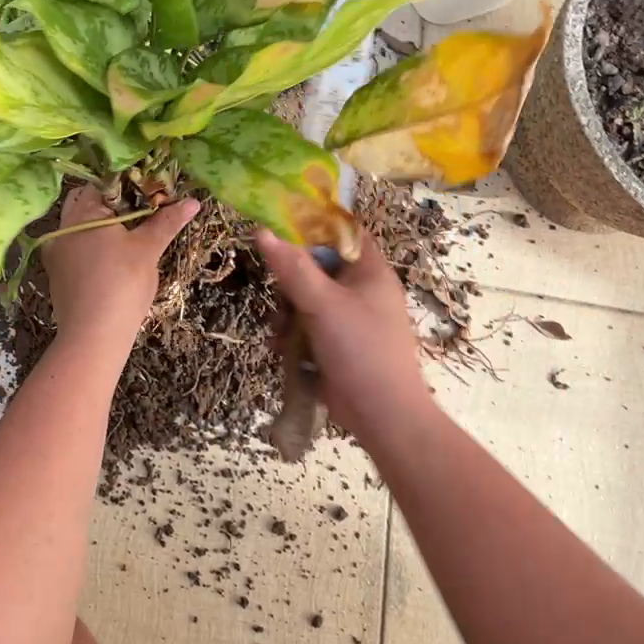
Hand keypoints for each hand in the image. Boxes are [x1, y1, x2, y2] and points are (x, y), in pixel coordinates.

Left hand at [42, 186, 199, 348]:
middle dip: (112, 204)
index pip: (104, 183)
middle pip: (87, 202)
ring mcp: (55, 250)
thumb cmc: (122, 283)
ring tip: (128, 234)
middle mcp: (62, 225)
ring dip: (100, 225)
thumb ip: (167, 221)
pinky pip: (73, 248)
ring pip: (78, 226)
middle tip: (141, 213)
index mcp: (83, 211)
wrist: (92, 335)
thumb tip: (192, 201)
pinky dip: (90, 246)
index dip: (128, 185)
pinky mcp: (56, 272)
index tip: (149, 192)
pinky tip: (109, 258)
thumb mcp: (148, 249)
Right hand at [253, 228, 427, 432]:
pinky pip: (308, 328)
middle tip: (279, 296)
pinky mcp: (337, 345)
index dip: (313, 228)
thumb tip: (261, 230)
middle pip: (316, 268)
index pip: (343, 234)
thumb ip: (291, 267)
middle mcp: (362, 291)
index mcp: (370, 272)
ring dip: (287, 314)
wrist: (382, 415)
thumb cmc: (360, 349)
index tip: (280, 231)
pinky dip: (293, 336)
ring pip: (306, 300)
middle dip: (290, 284)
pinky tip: (281, 348)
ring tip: (281, 333)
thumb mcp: (322, 303)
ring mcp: (350, 320)